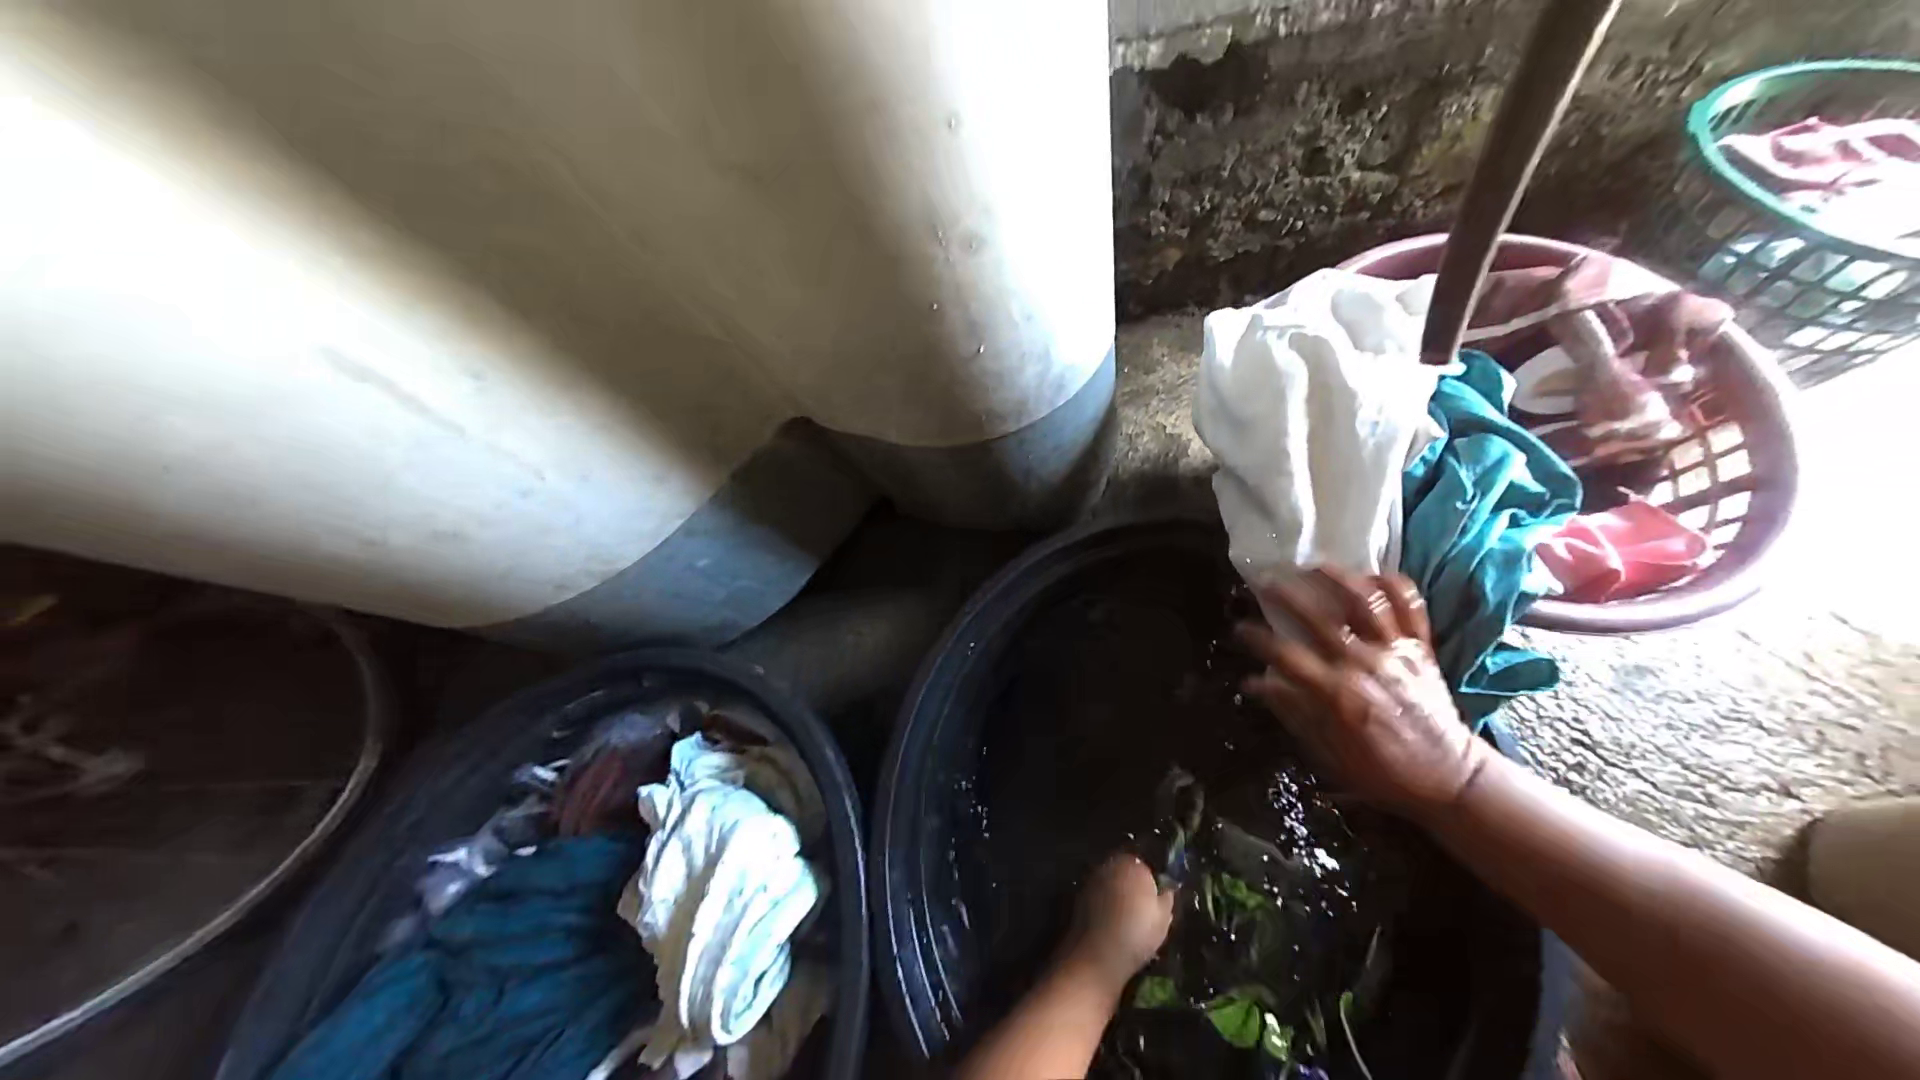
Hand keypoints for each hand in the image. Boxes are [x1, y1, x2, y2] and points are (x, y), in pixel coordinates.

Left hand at [1060, 853, 1174, 989]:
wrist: (1099, 952)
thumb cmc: (1137, 933)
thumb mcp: (1163, 919)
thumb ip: (1167, 898)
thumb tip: (1166, 889)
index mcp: (1133, 865)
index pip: (1146, 868)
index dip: (1151, 885)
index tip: (1154, 904)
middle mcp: (1111, 865)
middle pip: (1126, 871)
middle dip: (1133, 886)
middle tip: (1141, 911)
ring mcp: (1093, 878)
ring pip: (1111, 882)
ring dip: (1117, 893)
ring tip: (1126, 919)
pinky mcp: (1081, 893)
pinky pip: (1099, 894)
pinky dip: (1104, 902)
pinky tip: (1110, 922)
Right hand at [1235, 567, 1489, 815]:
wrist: (1450, 779)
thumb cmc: (1379, 770)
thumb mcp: (1325, 750)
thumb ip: (1290, 710)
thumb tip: (1252, 683)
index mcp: (1337, 694)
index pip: (1285, 655)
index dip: (1256, 638)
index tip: (1238, 629)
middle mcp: (1365, 665)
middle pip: (1319, 618)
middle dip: (1286, 595)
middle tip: (1263, 581)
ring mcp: (1397, 652)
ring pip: (1365, 601)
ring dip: (1337, 578)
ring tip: (1314, 565)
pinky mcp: (1422, 649)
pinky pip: (1411, 607)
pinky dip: (1393, 586)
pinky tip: (1371, 574)